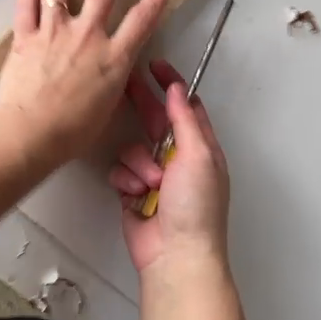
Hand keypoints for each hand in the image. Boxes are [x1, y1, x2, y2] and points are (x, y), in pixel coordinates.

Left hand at [0, 0, 166, 165]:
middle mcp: (87, 37)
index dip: (153, 6)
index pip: (141, 23)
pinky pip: (27, 10)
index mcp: (113, 58)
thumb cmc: (71, 131)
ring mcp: (54, 33)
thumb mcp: (105, 110)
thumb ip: (108, 86)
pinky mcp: (25, 38)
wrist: (30, 130)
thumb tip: (105, 79)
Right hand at [109, 59, 230, 272]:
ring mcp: (155, 176)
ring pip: (132, 148)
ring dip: (137, 164)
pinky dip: (125, 181)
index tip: (154, 65)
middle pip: (154, 120)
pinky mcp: (133, 191)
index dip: (170, 84)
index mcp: (200, 148)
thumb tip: (179, 90)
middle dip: (141, 106)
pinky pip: (119, 171)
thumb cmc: (196, 210)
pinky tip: (135, 196)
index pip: (185, 106)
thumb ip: (185, 120)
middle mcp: (178, 158)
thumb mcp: (198, 156)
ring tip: (150, 185)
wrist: (175, 254)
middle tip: (122, 85)